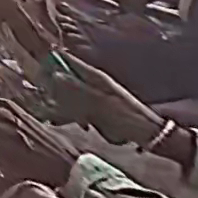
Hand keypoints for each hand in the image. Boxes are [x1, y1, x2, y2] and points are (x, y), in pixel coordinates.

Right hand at [47, 52, 162, 145]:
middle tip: (61, 105)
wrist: (158, 138)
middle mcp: (96, 82)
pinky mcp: (104, 108)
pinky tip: (93, 126)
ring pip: (74, 95)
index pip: (66, 58)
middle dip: (61, 93)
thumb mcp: (100, 103)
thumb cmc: (129, 118)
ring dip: (75, 109)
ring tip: (84, 122)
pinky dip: (86, 117)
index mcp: (95, 76)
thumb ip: (76, 88)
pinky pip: (85, 108)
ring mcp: (100, 95)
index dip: (50, 62)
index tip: (39, 72)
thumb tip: (53, 73)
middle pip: (66, 78)